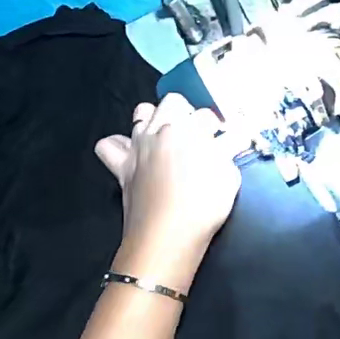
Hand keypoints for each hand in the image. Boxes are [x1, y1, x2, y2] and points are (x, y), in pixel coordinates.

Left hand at [94, 94, 242, 285]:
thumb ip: (227, 153)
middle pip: (172, 102)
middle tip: (197, 135)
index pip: (207, 115)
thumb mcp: (229, 176)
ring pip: (141, 112)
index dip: (218, 127)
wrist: (167, 236)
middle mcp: (159, 129)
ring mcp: (137, 146)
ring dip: (156, 119)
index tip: (222, 140)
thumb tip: (230, 141)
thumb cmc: (204, 206)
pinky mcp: (121, 166)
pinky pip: (109, 144)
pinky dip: (120, 144)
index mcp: (188, 128)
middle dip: (187, 113)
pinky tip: (134, 153)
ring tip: (168, 138)